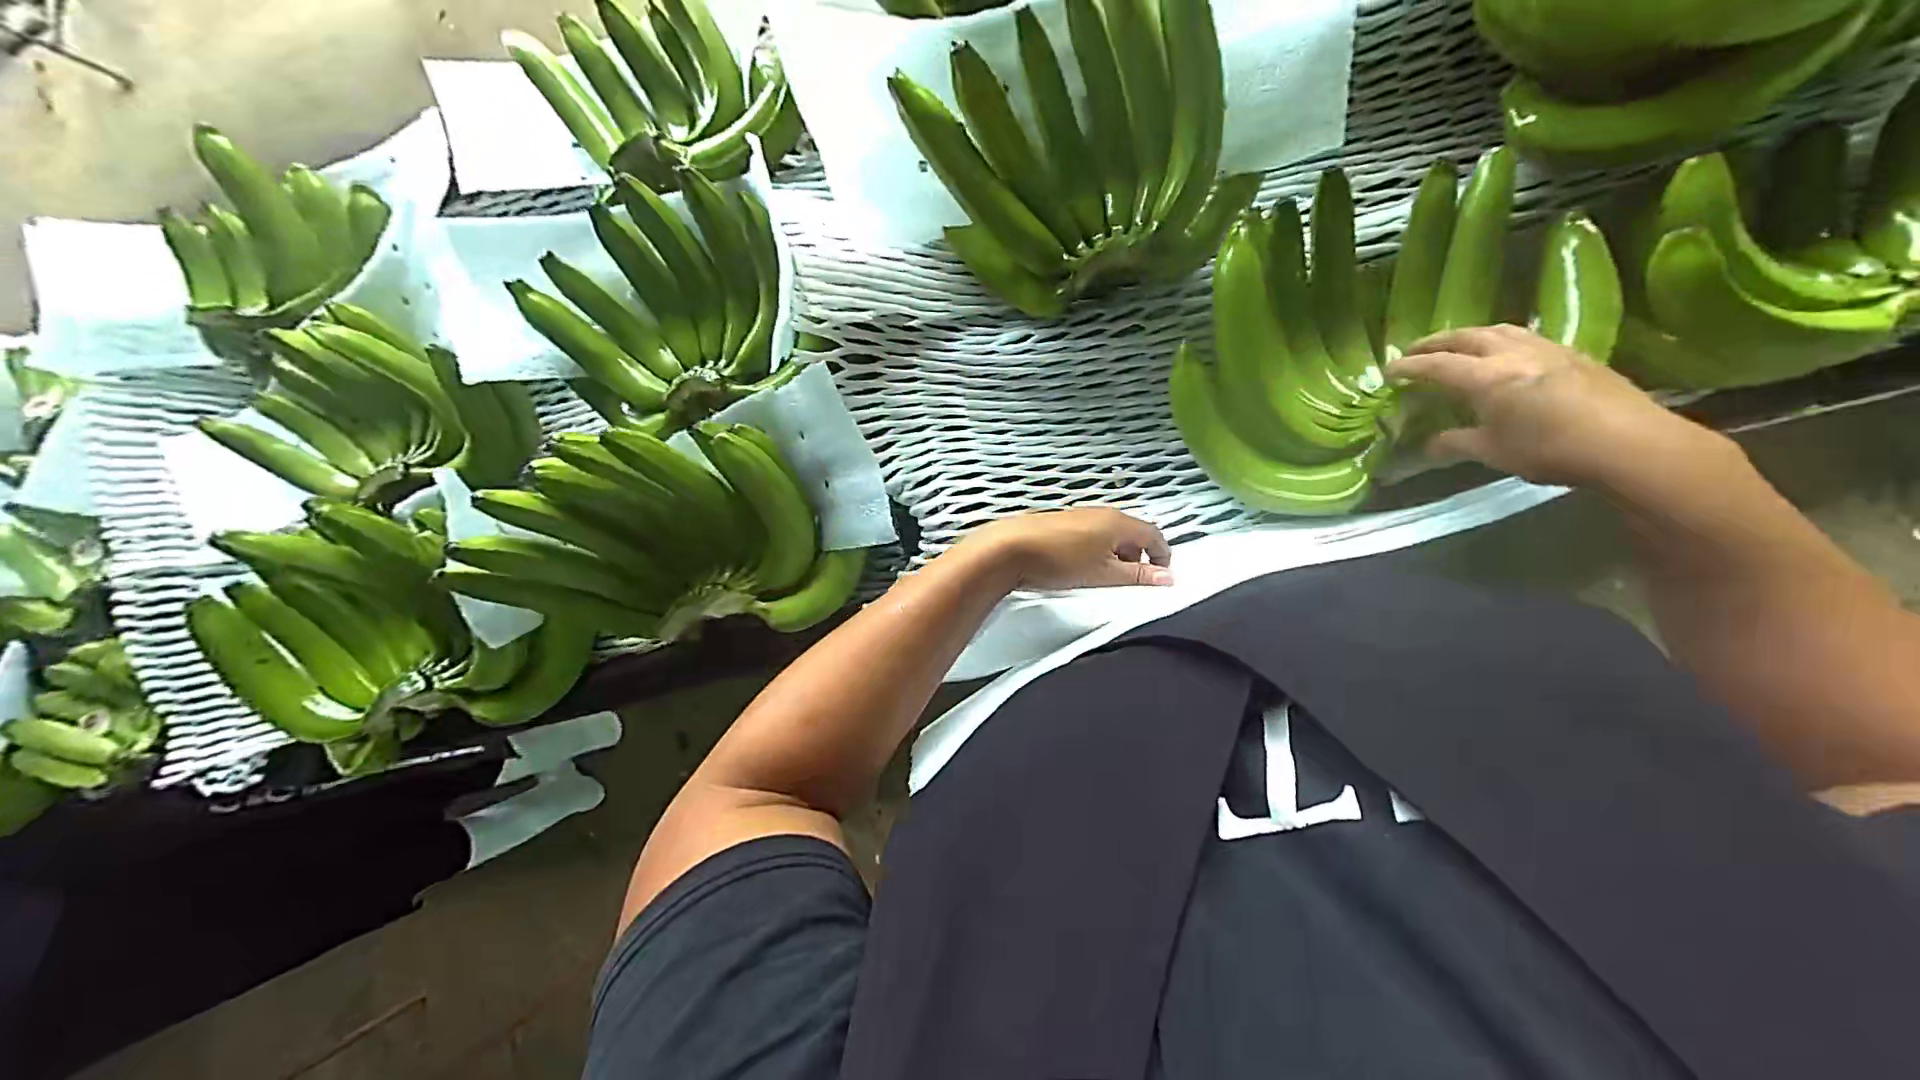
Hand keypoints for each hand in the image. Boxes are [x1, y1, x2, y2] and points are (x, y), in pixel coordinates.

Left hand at [958, 508, 1172, 589]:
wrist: (1009, 550)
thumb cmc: (1054, 557)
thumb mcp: (1105, 575)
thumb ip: (1138, 577)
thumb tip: (1163, 578)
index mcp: (1117, 522)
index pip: (1153, 534)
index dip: (1162, 556)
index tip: (1161, 574)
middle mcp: (1099, 514)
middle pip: (1131, 535)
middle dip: (1137, 558)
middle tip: (1133, 581)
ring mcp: (1078, 518)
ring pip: (1108, 537)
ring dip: (1113, 557)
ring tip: (1104, 580)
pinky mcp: (1059, 527)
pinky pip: (1087, 539)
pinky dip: (1093, 554)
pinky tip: (1080, 572)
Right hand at [1388, 324, 1733, 488]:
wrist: (1630, 444)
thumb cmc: (1551, 449)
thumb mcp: (1493, 452)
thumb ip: (1456, 443)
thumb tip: (1429, 444)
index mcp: (1487, 377)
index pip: (1436, 365)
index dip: (1409, 366)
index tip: (1388, 370)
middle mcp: (1514, 354)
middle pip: (1467, 337)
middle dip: (1436, 342)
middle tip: (1416, 350)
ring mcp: (1548, 350)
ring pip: (1500, 330)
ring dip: (1471, 335)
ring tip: (1458, 345)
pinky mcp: (1574, 355)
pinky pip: (1527, 337)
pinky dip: (1502, 340)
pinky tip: (1505, 354)